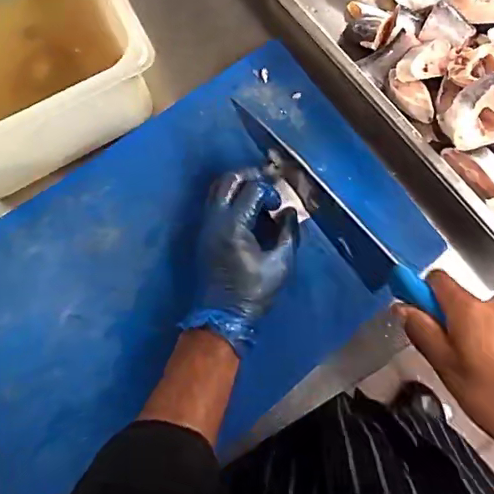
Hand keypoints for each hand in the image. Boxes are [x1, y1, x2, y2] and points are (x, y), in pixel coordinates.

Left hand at [181, 167, 297, 353]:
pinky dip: (230, 198)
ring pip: (217, 189)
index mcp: (233, 226)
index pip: (252, 189)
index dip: (270, 191)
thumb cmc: (253, 292)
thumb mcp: (280, 263)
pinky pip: (214, 203)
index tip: (280, 206)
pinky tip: (248, 210)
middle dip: (250, 176)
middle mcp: (215, 220)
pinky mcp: (203, 234)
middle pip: (228, 180)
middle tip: (269, 183)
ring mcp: (205, 226)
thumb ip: (288, 232)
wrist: (221, 317)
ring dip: (238, 185)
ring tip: (259, 195)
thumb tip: (289, 211)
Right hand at [397, 271, 493, 466]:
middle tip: (434, 358)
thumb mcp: (449, 369)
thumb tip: (402, 307)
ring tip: (459, 375)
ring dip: (454, 338)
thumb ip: (424, 334)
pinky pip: (484, 332)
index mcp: (466, 306)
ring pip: (466, 318)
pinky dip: (474, 347)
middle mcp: (486, 305)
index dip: (416, 292)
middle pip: (450, 298)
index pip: (434, 278)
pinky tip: (481, 380)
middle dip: (435, 321)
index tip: (410, 320)